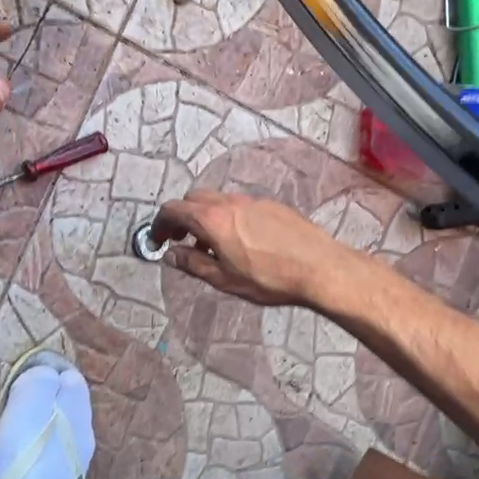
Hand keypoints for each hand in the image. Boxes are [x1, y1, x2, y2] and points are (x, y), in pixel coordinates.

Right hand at [151, 189, 354, 307]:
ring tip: (209, 244)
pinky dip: (226, 217)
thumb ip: (193, 264)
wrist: (321, 268)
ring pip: (216, 200)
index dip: (159, 224)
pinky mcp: (271, 206)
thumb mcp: (224, 279)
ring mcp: (251, 201)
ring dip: (204, 217)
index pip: (173, 210)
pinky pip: (238, 205)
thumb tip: (171, 255)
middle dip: (180, 216)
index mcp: (212, 219)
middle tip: (179, 239)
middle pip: (192, 199)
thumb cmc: (269, 278)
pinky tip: (239, 241)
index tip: (157, 240)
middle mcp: (228, 203)